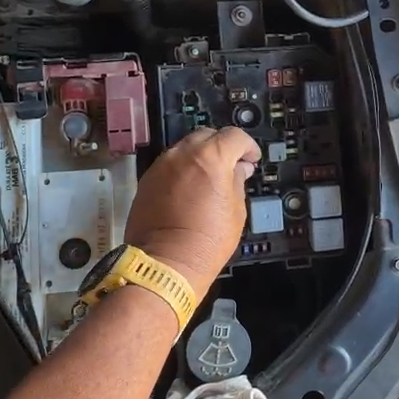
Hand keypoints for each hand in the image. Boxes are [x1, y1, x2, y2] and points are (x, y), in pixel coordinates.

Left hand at [127, 127, 259, 290]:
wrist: (165, 263)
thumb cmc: (207, 241)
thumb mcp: (236, 211)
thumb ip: (237, 181)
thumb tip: (239, 169)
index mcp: (210, 157)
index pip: (234, 136)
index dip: (248, 146)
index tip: (252, 159)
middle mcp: (182, 154)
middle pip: (207, 135)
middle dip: (222, 146)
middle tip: (232, 165)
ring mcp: (161, 165)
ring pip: (185, 148)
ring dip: (200, 156)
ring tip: (210, 178)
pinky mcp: (146, 180)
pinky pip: (169, 164)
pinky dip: (182, 169)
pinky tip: (189, 189)